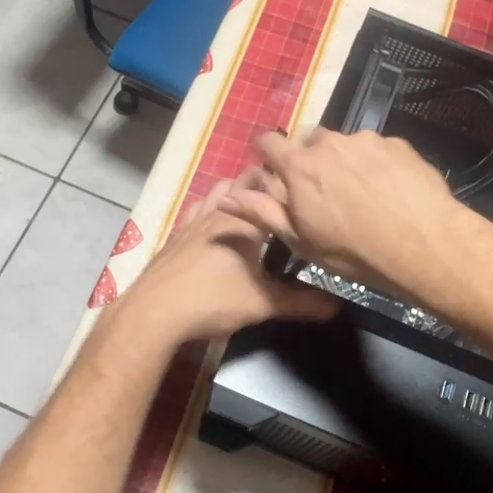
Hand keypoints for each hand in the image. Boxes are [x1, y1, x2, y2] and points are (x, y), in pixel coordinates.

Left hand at [108, 178, 335, 348]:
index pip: (270, 186)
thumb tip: (336, 306)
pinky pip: (198, 209)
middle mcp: (219, 211)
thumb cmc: (213, 300)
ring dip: (235, 191)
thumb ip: (301, 303)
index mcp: (244, 221)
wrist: (155, 312)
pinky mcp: (177, 234)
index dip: (287, 183)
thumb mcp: (263, 304)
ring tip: (252, 205)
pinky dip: (211, 208)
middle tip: (283, 198)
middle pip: (242, 180)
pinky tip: (214, 224)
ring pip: (217, 189)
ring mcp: (194, 220)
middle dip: (263, 182)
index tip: (304, 188)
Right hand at [215, 129, 470, 296]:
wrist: (424, 244)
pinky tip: (388, 191)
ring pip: (344, 144)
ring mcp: (366, 140)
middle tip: (322, 191)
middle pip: (309, 140)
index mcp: (299, 166)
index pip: (268, 141)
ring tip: (361, 193)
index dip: (267, 154)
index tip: (274, 170)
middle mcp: (329, 143)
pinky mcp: (397, 144)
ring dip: (344, 161)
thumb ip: (263, 213)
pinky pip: (376, 149)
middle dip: (309, 159)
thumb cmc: (354, 251)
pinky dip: (375, 164)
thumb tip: (226, 195)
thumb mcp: (302, 241)